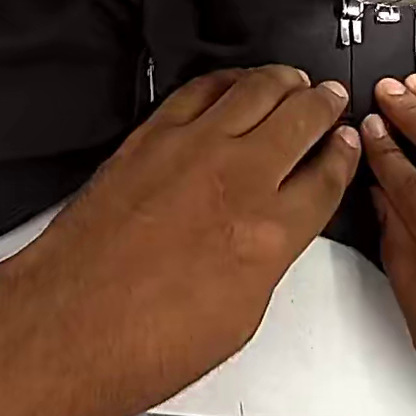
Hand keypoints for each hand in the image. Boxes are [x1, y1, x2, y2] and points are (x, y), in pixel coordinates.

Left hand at [0, 65, 359, 415]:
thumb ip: (269, 255)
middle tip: (329, 96)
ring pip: (256, 91)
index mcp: (271, 233)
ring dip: (283, 80)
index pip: (326, 177)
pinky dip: (226, 79)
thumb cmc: (145, 336)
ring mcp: (193, 148)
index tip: (345, 142)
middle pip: (301, 119)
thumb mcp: (240, 313)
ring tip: (294, 78)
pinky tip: (234, 80)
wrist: (70, 319)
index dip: (343, 155)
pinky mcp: (152, 134)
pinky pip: (199, 89)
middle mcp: (238, 178)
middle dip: (324, 103)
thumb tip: (277, 225)